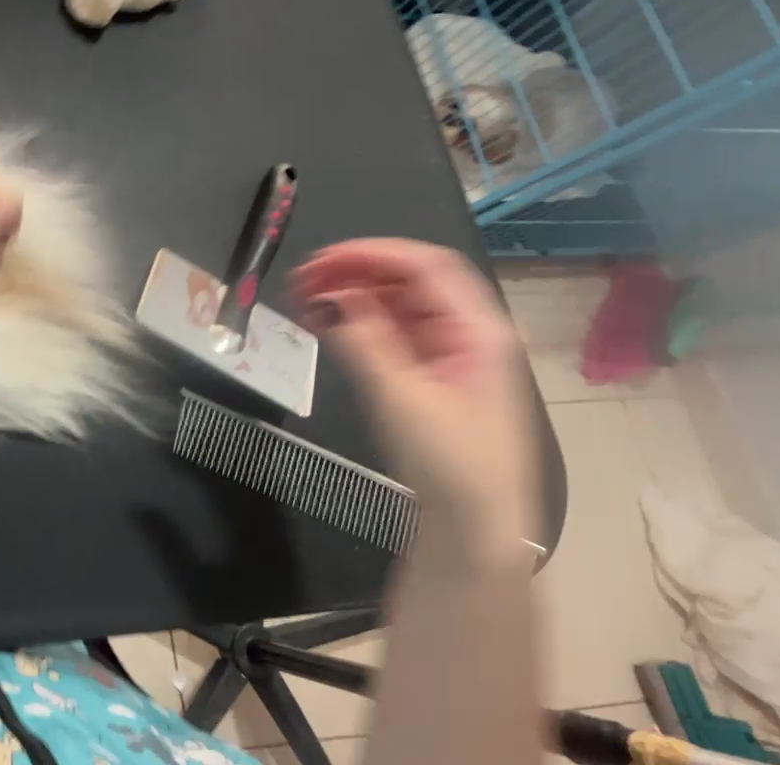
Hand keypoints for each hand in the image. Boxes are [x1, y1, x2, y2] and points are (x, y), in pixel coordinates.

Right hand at [291, 239, 536, 552]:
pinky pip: (389, 329)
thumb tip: (331, 297)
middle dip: (355, 270)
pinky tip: (324, 319)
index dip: (372, 254)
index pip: (427, 266)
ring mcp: (447, 352)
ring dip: (351, 291)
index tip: (321, 261)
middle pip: (409, 279)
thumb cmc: (450, 463)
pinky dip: (356, 318)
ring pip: (396, 302)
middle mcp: (465, 332)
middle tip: (302, 277)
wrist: (472, 525)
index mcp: (477, 331)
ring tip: (305, 294)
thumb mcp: (402, 397)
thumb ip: (365, 340)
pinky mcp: (428, 373)